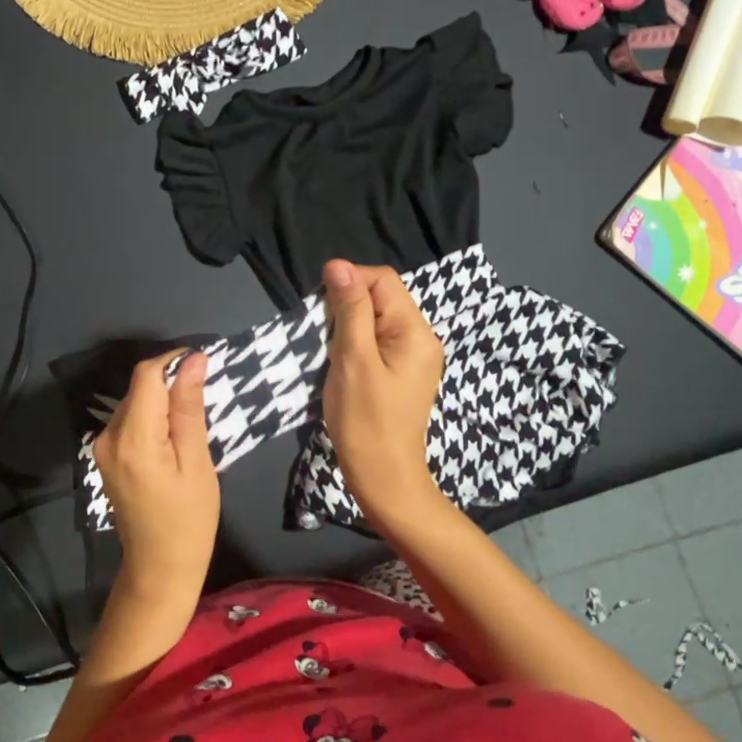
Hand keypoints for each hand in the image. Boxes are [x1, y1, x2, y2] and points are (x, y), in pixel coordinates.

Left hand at [93, 351, 219, 597]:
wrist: (159, 567)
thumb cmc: (188, 519)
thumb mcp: (197, 462)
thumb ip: (189, 408)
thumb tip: (193, 360)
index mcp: (133, 437)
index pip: (147, 374)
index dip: (174, 361)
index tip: (204, 366)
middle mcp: (109, 435)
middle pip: (139, 387)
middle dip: (170, 383)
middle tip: (204, 401)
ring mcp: (103, 446)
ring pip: (135, 402)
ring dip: (162, 401)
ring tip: (191, 424)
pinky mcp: (105, 455)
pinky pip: (130, 421)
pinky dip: (152, 418)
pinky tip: (173, 439)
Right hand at [320, 259, 445, 514]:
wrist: (383, 476)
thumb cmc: (365, 419)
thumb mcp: (353, 359)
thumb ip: (350, 309)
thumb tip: (338, 265)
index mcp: (415, 331)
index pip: (382, 279)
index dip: (349, 281)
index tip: (320, 306)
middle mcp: (421, 337)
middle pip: (381, 296)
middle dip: (348, 305)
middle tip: (326, 335)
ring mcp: (413, 356)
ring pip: (376, 317)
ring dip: (349, 325)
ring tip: (333, 351)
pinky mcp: (401, 371)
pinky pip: (377, 339)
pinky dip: (355, 342)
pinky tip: (342, 362)